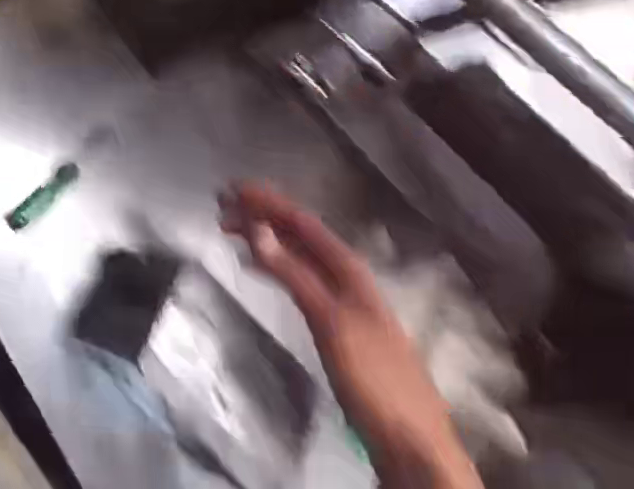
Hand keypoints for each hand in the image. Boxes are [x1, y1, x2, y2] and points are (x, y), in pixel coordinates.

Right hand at [220, 183, 479, 488]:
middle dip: (261, 215)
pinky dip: (273, 265)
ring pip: (296, 254)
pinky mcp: (335, 324)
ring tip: (230, 230)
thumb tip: (256, 227)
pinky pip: (297, 278)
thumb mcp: (328, 321)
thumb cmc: (372, 378)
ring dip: (264, 238)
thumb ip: (292, 273)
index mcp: (349, 269)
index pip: (301, 222)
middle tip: (220, 208)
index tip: (231, 188)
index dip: (266, 201)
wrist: (412, 444)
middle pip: (298, 234)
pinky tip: (256, 267)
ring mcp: (342, 300)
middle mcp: (346, 276)